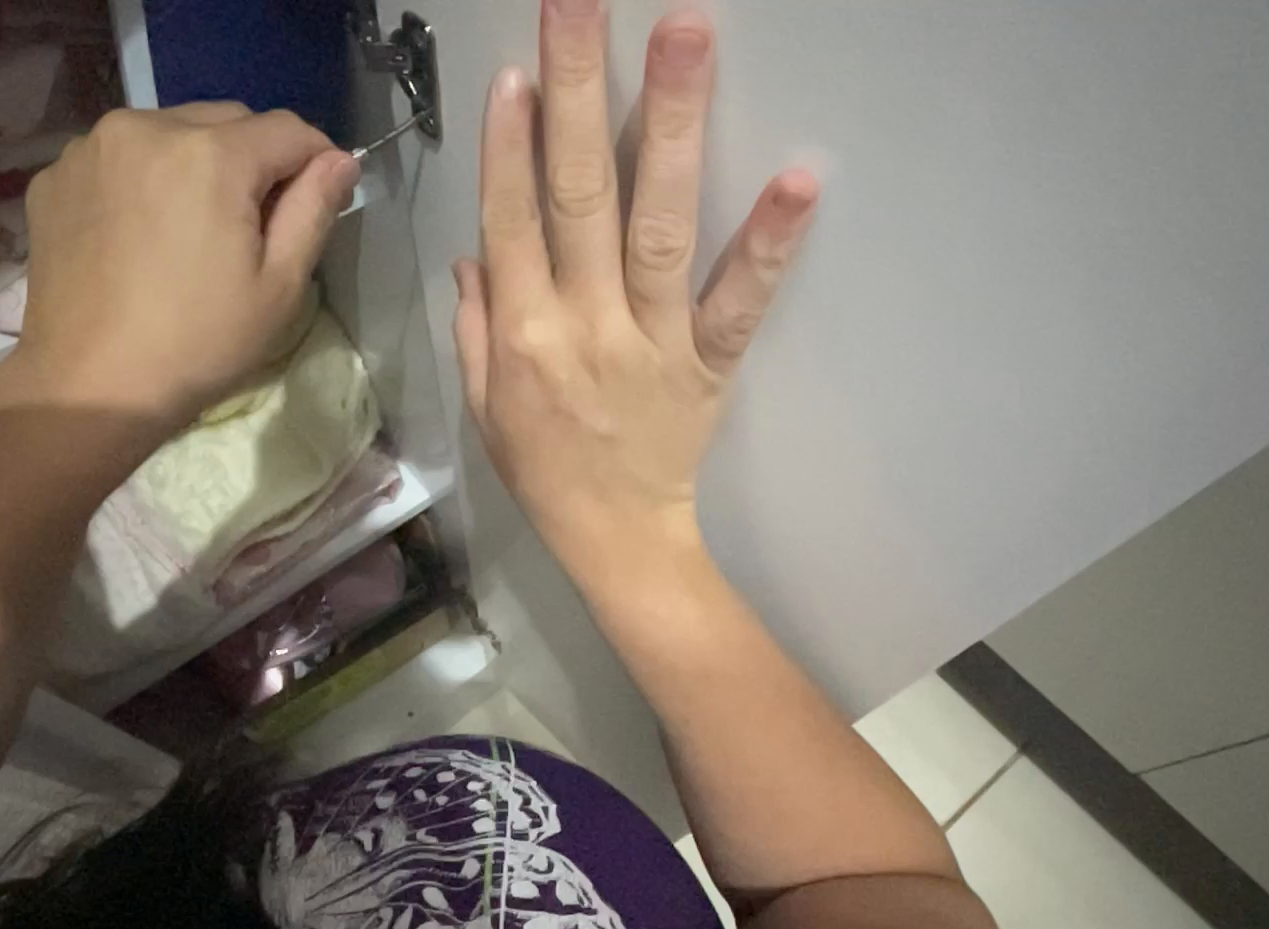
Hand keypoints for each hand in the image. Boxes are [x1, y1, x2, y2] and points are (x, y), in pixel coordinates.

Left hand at [0, 104, 358, 432]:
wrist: (93, 384)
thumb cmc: (202, 342)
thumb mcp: (280, 286)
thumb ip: (314, 210)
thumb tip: (340, 159)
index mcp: (210, 155)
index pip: (287, 129)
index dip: (318, 158)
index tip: (324, 198)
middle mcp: (145, 128)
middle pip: (228, 121)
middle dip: (258, 160)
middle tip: (260, 226)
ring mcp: (91, 148)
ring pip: (173, 133)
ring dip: (202, 165)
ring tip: (200, 231)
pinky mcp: (56, 176)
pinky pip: (124, 158)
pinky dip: (150, 180)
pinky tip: (149, 237)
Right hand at [453, 4, 817, 571]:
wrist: (614, 535)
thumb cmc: (543, 471)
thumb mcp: (484, 407)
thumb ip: (472, 326)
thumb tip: (472, 251)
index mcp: (521, 336)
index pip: (511, 222)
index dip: (510, 145)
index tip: (517, 69)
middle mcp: (582, 325)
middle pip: (578, 198)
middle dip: (577, 93)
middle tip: (580, 4)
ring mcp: (650, 341)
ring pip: (656, 226)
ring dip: (670, 127)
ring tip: (685, 35)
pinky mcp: (708, 363)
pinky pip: (738, 303)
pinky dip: (766, 245)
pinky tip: (796, 180)